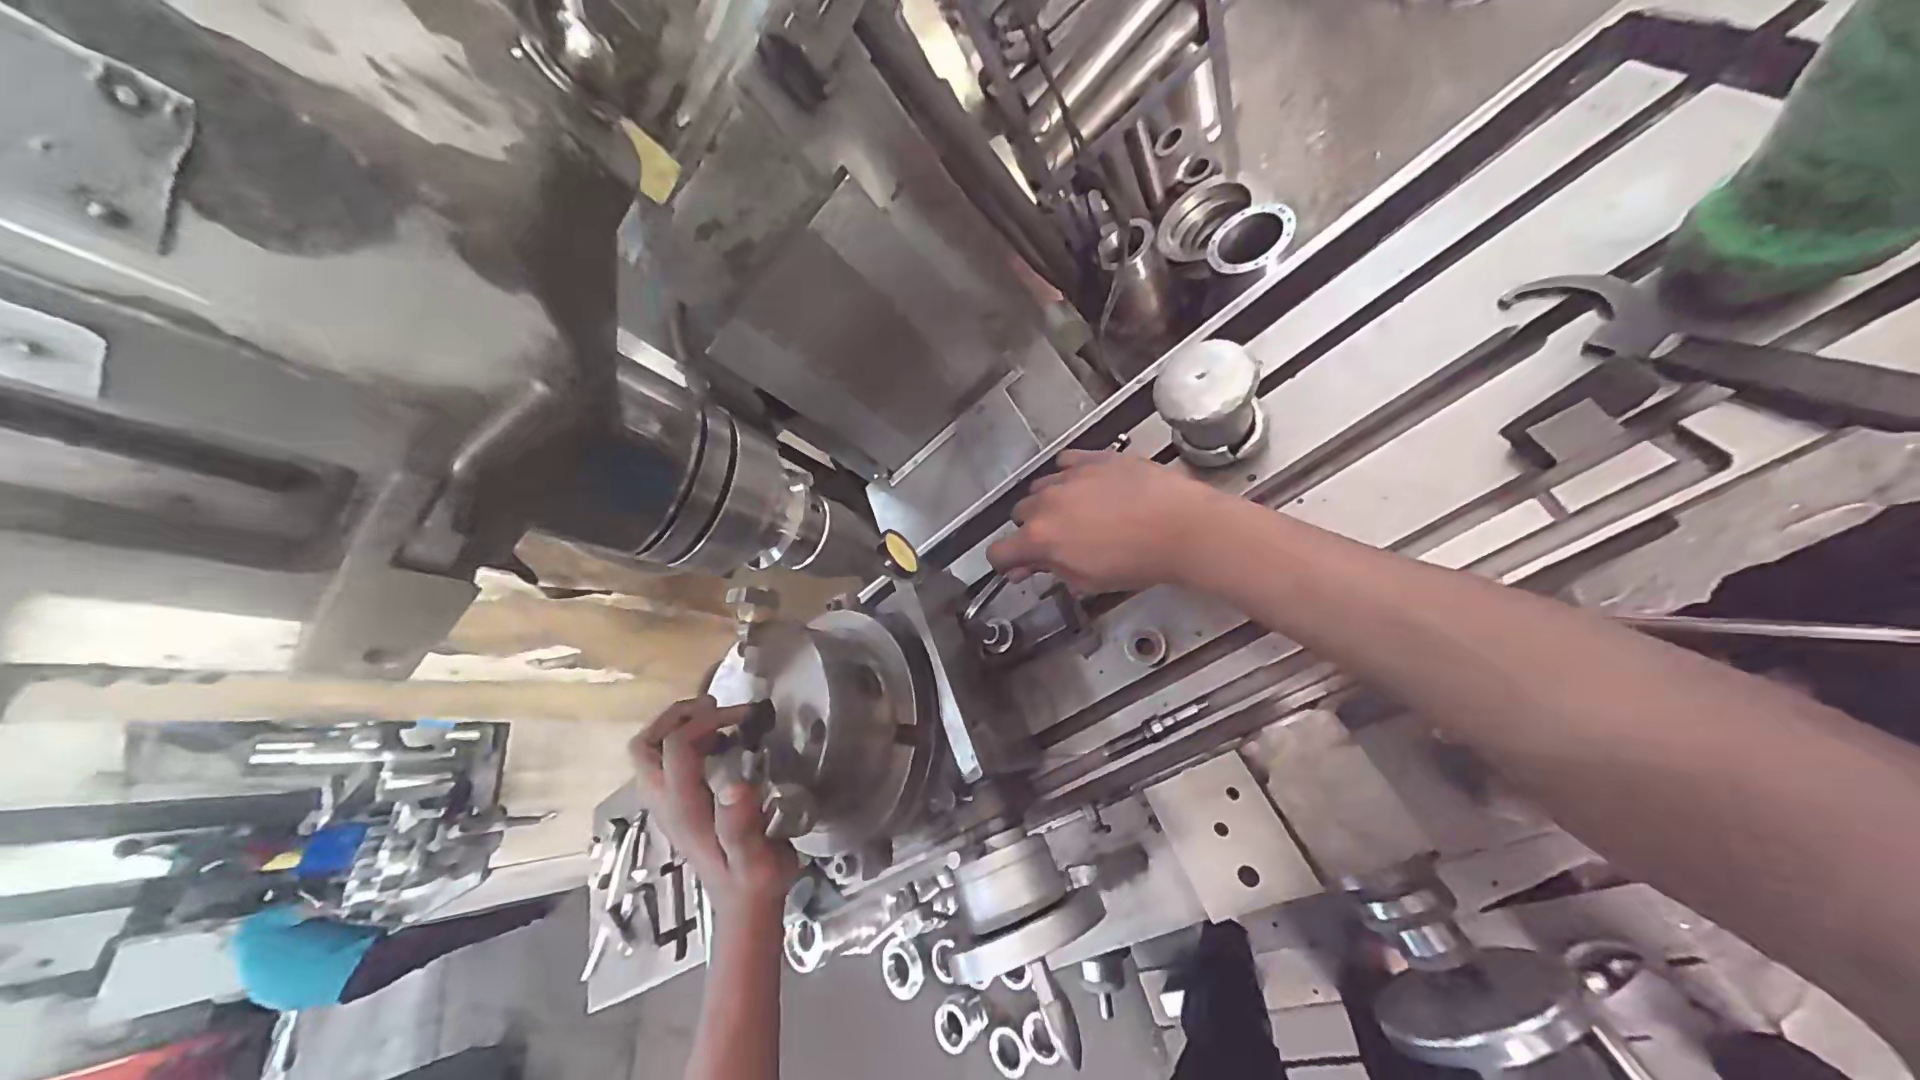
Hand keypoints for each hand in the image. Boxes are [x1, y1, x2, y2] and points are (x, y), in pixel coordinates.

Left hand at [629, 696, 798, 920]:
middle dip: (676, 717)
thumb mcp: (757, 858)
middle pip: (644, 746)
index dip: (706, 722)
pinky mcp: (676, 805)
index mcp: (684, 809)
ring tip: (716, 717)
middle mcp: (666, 803)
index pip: (675, 747)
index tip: (744, 716)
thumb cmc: (755, 879)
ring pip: (647, 753)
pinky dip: (683, 740)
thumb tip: (736, 784)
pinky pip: (662, 761)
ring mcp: (667, 805)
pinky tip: (717, 742)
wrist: (744, 905)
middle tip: (716, 706)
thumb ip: (742, 825)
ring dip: (676, 726)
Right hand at [986, 451, 1234, 592]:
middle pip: (1019, 515)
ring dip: (1049, 503)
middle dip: (1031, 530)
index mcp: (1041, 537)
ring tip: (1076, 514)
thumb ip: (1053, 570)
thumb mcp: (1089, 580)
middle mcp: (1048, 502)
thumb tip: (1035, 566)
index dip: (1008, 563)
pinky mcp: (1095, 458)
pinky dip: (1069, 475)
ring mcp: (1071, 476)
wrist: (1182, 527)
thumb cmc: (1139, 560)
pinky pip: (1067, 462)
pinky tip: (1086, 486)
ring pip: (1041, 488)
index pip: (999, 551)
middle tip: (1056, 543)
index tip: (1021, 567)